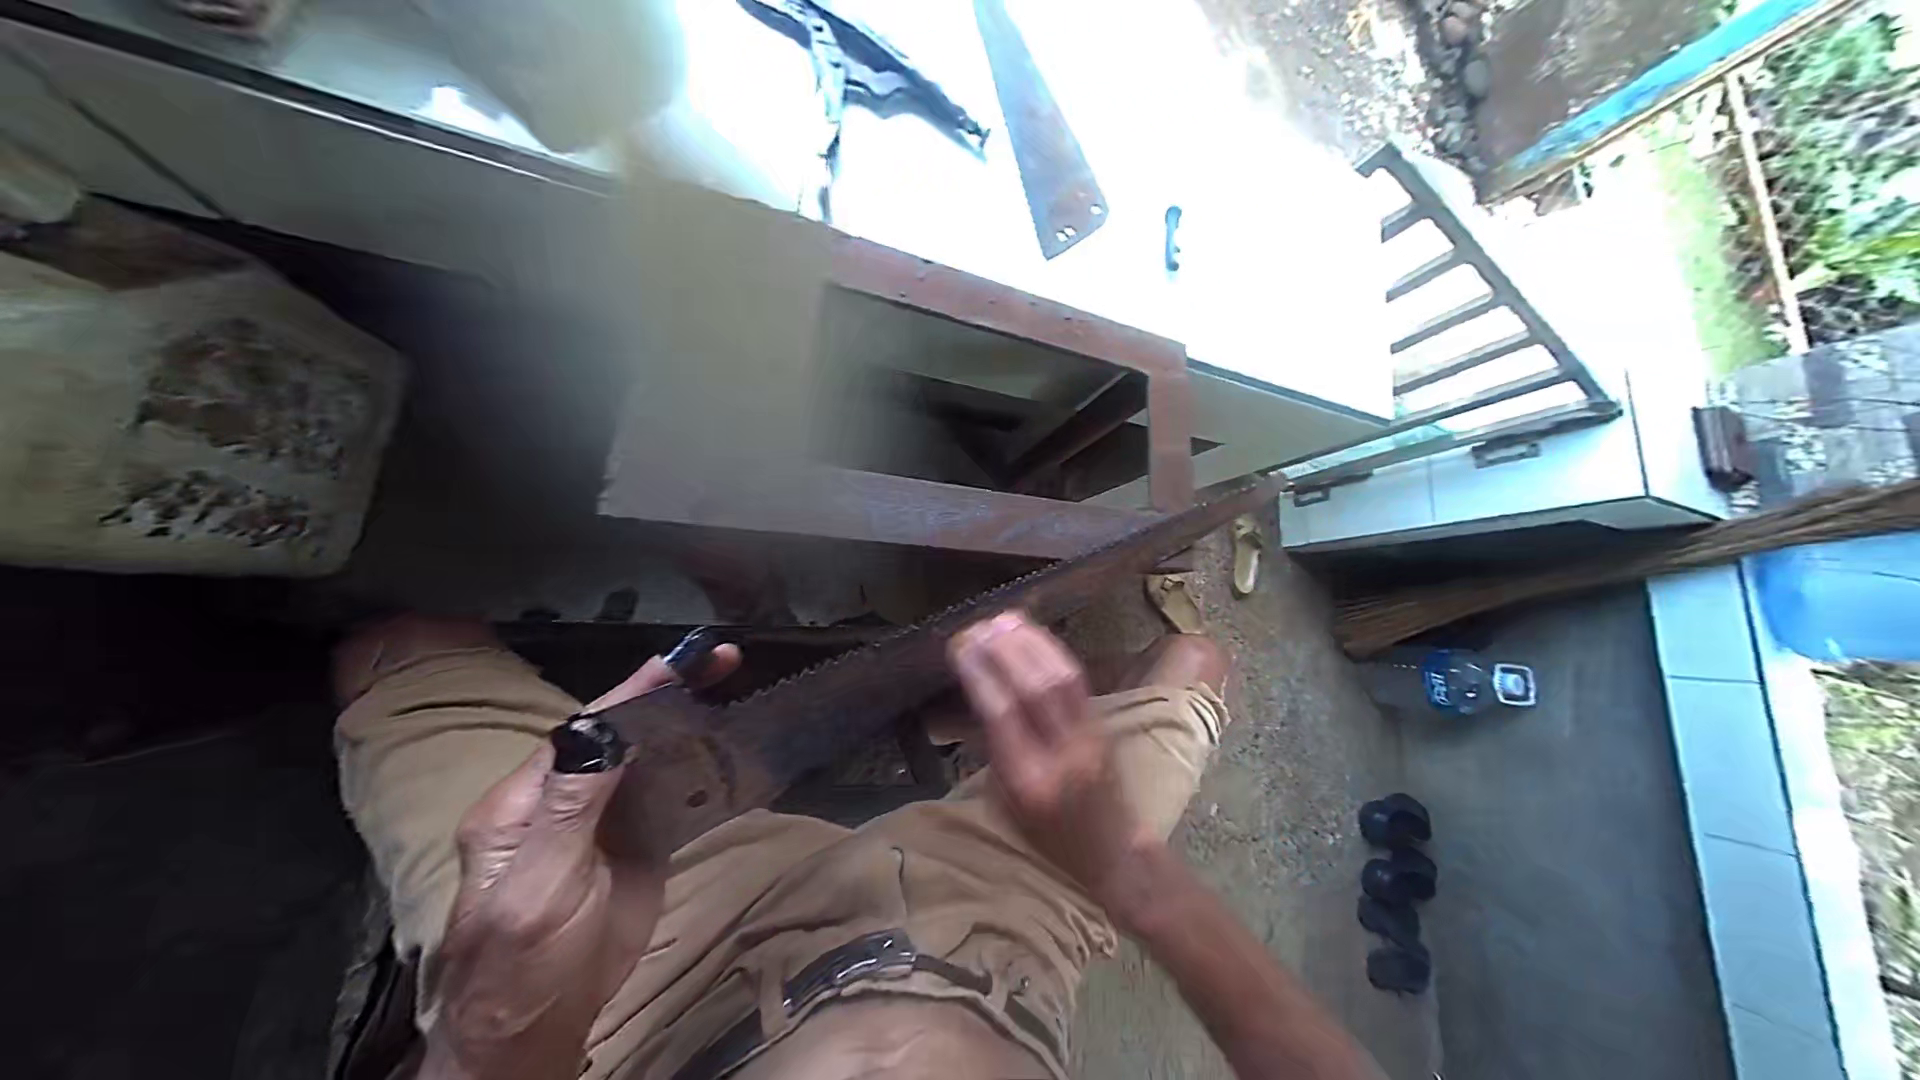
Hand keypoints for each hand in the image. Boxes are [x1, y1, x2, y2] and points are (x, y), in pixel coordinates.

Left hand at [422, 646, 739, 1079]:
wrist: (540, 1031)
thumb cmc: (526, 965)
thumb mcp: (541, 887)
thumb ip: (569, 808)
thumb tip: (597, 729)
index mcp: (526, 800)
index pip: (584, 729)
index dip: (633, 691)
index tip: (681, 660)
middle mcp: (565, 796)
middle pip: (620, 729)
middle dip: (667, 691)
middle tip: (720, 660)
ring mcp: (603, 815)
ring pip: (648, 751)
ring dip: (687, 716)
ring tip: (729, 685)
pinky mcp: (636, 836)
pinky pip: (668, 786)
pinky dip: (697, 758)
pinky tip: (726, 739)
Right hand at [946, 612, 1157, 911]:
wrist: (1116, 853)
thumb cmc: (1048, 837)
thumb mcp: (1005, 803)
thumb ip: (988, 750)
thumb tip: (968, 700)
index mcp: (1029, 780)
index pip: (1002, 714)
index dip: (980, 673)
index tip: (960, 645)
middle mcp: (1062, 753)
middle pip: (1036, 687)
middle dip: (1004, 649)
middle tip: (978, 626)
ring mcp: (1088, 735)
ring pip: (1061, 677)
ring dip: (1030, 641)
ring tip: (1003, 619)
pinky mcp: (1102, 724)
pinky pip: (1076, 679)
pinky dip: (1050, 650)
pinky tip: (1032, 635)